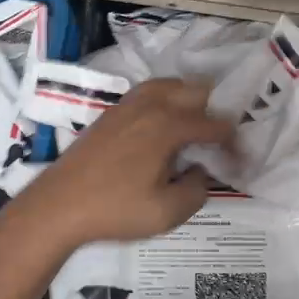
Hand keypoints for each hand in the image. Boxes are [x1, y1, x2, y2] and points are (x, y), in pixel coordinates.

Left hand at [12, 79, 232, 249]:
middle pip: (195, 91)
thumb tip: (201, 172)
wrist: (58, 205)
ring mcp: (128, 105)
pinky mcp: (111, 112)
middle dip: (214, 112)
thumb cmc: (115, 210)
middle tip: (219, 141)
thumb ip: (197, 190)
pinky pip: (149, 92)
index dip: (233, 142)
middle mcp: (151, 105)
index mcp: (168, 126)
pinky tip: (163, 125)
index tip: (240, 161)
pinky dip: (166, 100)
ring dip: (189, 101)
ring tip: (195, 127)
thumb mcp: (167, 212)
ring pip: (170, 85)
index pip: (215, 124)